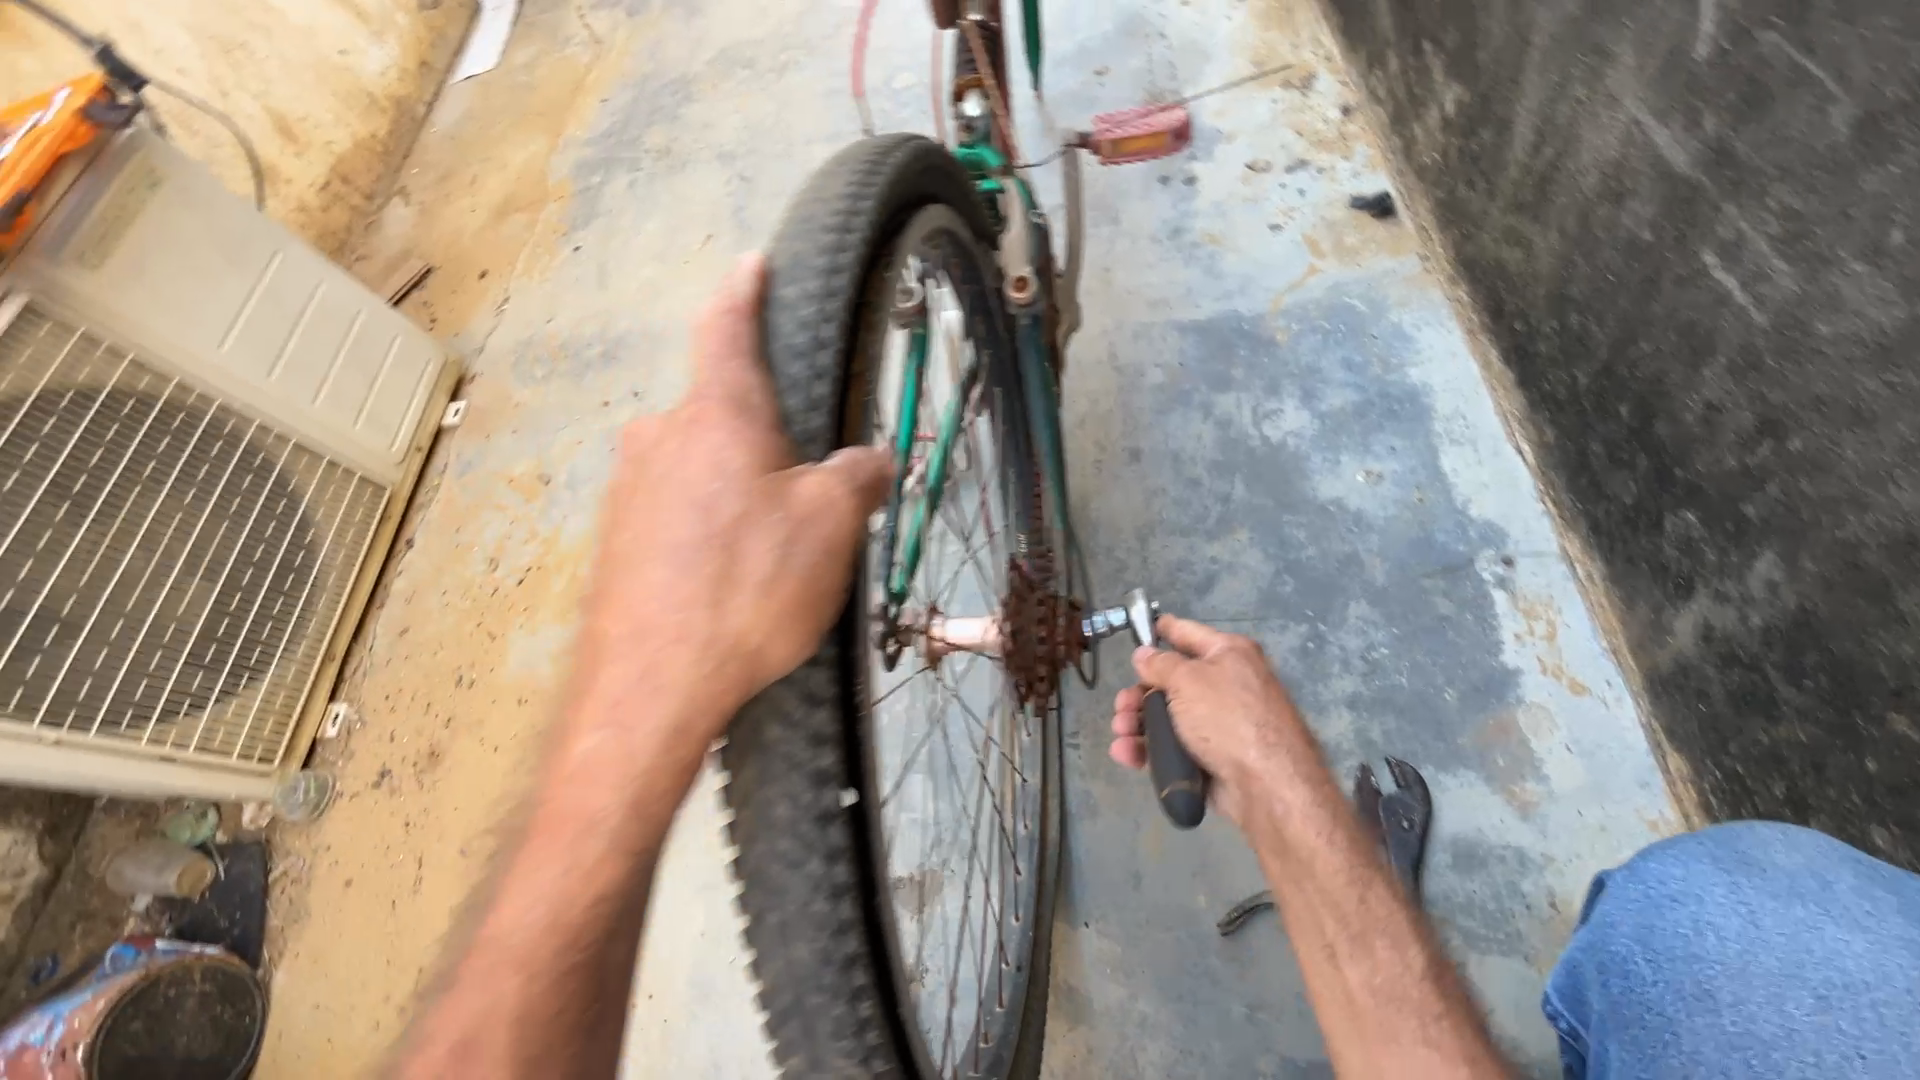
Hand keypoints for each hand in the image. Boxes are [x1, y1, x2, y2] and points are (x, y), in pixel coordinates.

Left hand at [573, 253, 891, 745]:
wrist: (650, 689)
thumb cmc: (748, 588)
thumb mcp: (829, 528)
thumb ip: (857, 479)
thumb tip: (870, 462)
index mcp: (716, 417)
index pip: (728, 330)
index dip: (744, 292)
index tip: (751, 263)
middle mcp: (660, 439)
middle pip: (723, 415)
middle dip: (764, 439)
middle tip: (806, 491)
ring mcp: (628, 493)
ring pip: (701, 469)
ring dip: (739, 491)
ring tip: (773, 553)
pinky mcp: (615, 543)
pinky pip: (678, 514)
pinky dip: (711, 529)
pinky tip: (733, 580)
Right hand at [1109, 615, 1322, 825]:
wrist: (1266, 785)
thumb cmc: (1227, 717)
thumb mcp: (1188, 680)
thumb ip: (1160, 664)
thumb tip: (1144, 654)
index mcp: (1228, 655)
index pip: (1188, 633)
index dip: (1163, 630)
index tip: (1141, 630)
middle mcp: (1226, 685)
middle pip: (1171, 682)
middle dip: (1140, 694)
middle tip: (1121, 705)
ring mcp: (1218, 724)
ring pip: (1167, 717)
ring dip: (1138, 723)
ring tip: (1121, 731)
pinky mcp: (1210, 757)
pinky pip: (1172, 747)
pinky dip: (1148, 749)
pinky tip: (1126, 753)